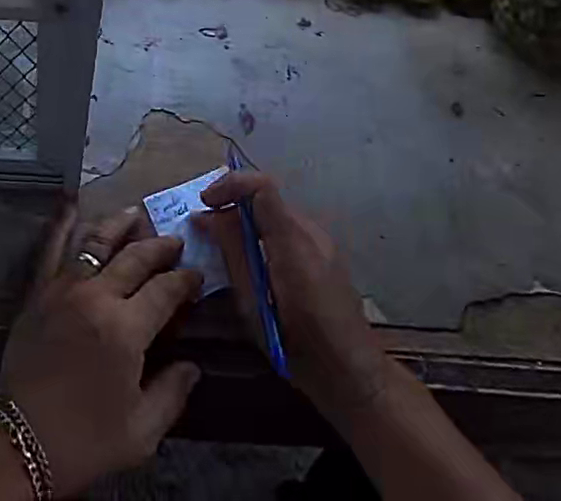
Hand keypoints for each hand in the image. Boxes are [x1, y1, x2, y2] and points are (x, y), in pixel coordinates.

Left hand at [0, 206, 204, 496]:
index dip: (185, 281)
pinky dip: (62, 224)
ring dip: (118, 224)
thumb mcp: (142, 430)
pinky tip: (71, 206)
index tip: (196, 276)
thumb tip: (193, 366)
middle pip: (134, 258)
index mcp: (126, 329)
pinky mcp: (38, 292)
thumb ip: (172, 392)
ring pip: (95, 243)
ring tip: (134, 213)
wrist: (21, 442)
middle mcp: (96, 297)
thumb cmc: (86, 440)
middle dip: (159, 247)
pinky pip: (51, 249)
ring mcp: (63, 289)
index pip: (165, 290)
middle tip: (173, 242)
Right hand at [192, 170, 391, 416]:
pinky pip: (288, 230)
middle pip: (266, 198)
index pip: (262, 186)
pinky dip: (264, 234)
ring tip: (226, 250)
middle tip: (207, 230)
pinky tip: (255, 265)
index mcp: (294, 242)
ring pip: (276, 214)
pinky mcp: (327, 254)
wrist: (354, 375)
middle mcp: (312, 232)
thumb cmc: (298, 347)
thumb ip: (232, 253)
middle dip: (232, 205)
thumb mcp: (254, 305)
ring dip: (247, 222)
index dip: (230, 185)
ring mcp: (323, 242)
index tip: (206, 204)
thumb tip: (207, 217)